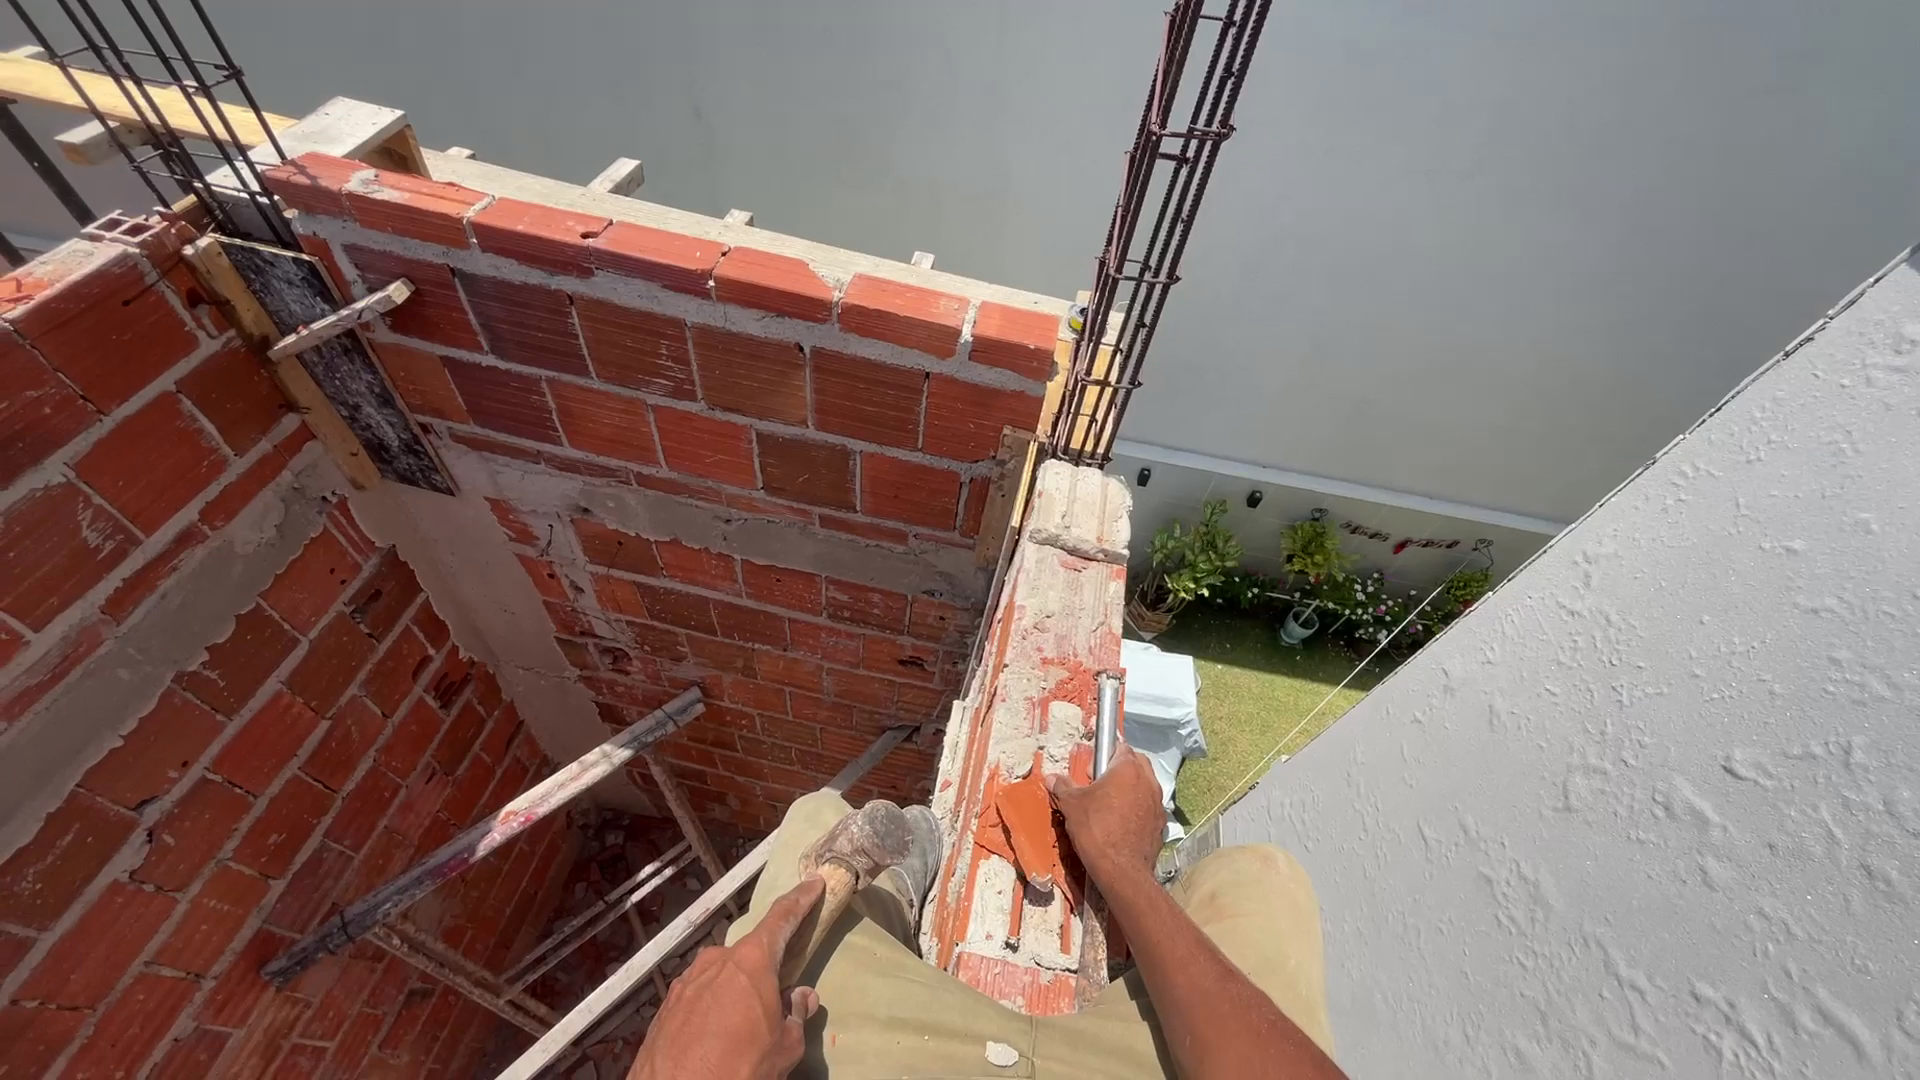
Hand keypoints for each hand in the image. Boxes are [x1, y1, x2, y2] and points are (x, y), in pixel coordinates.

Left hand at [628, 876, 825, 1079]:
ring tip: (739, 1031)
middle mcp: (717, 959)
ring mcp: (687, 981)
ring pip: (721, 978)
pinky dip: (710, 1010)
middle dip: (763, 973)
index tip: (813, 882)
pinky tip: (712, 1039)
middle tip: (773, 1002)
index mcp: (751, 960)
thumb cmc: (740, 1069)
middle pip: (749, 955)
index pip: (782, 917)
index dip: (801, 899)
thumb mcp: (785, 1048)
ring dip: (734, 993)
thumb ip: (796, 1015)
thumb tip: (801, 996)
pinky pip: (698, 998)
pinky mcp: (665, 1007)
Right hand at [1047, 742, 1163, 890]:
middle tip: (1101, 783)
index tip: (1092, 770)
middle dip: (1121, 768)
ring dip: (1131, 788)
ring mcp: (1158, 803)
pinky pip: (1149, 807)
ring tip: (1111, 804)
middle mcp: (1148, 781)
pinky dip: (1138, 808)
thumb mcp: (1072, 805)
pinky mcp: (1161, 824)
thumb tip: (1052, 778)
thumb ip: (1063, 787)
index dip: (1104, 755)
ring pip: (1145, 785)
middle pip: (1137, 763)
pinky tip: (1122, 823)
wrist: (1121, 871)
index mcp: (1128, 768)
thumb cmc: (1095, 830)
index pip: (1120, 747)